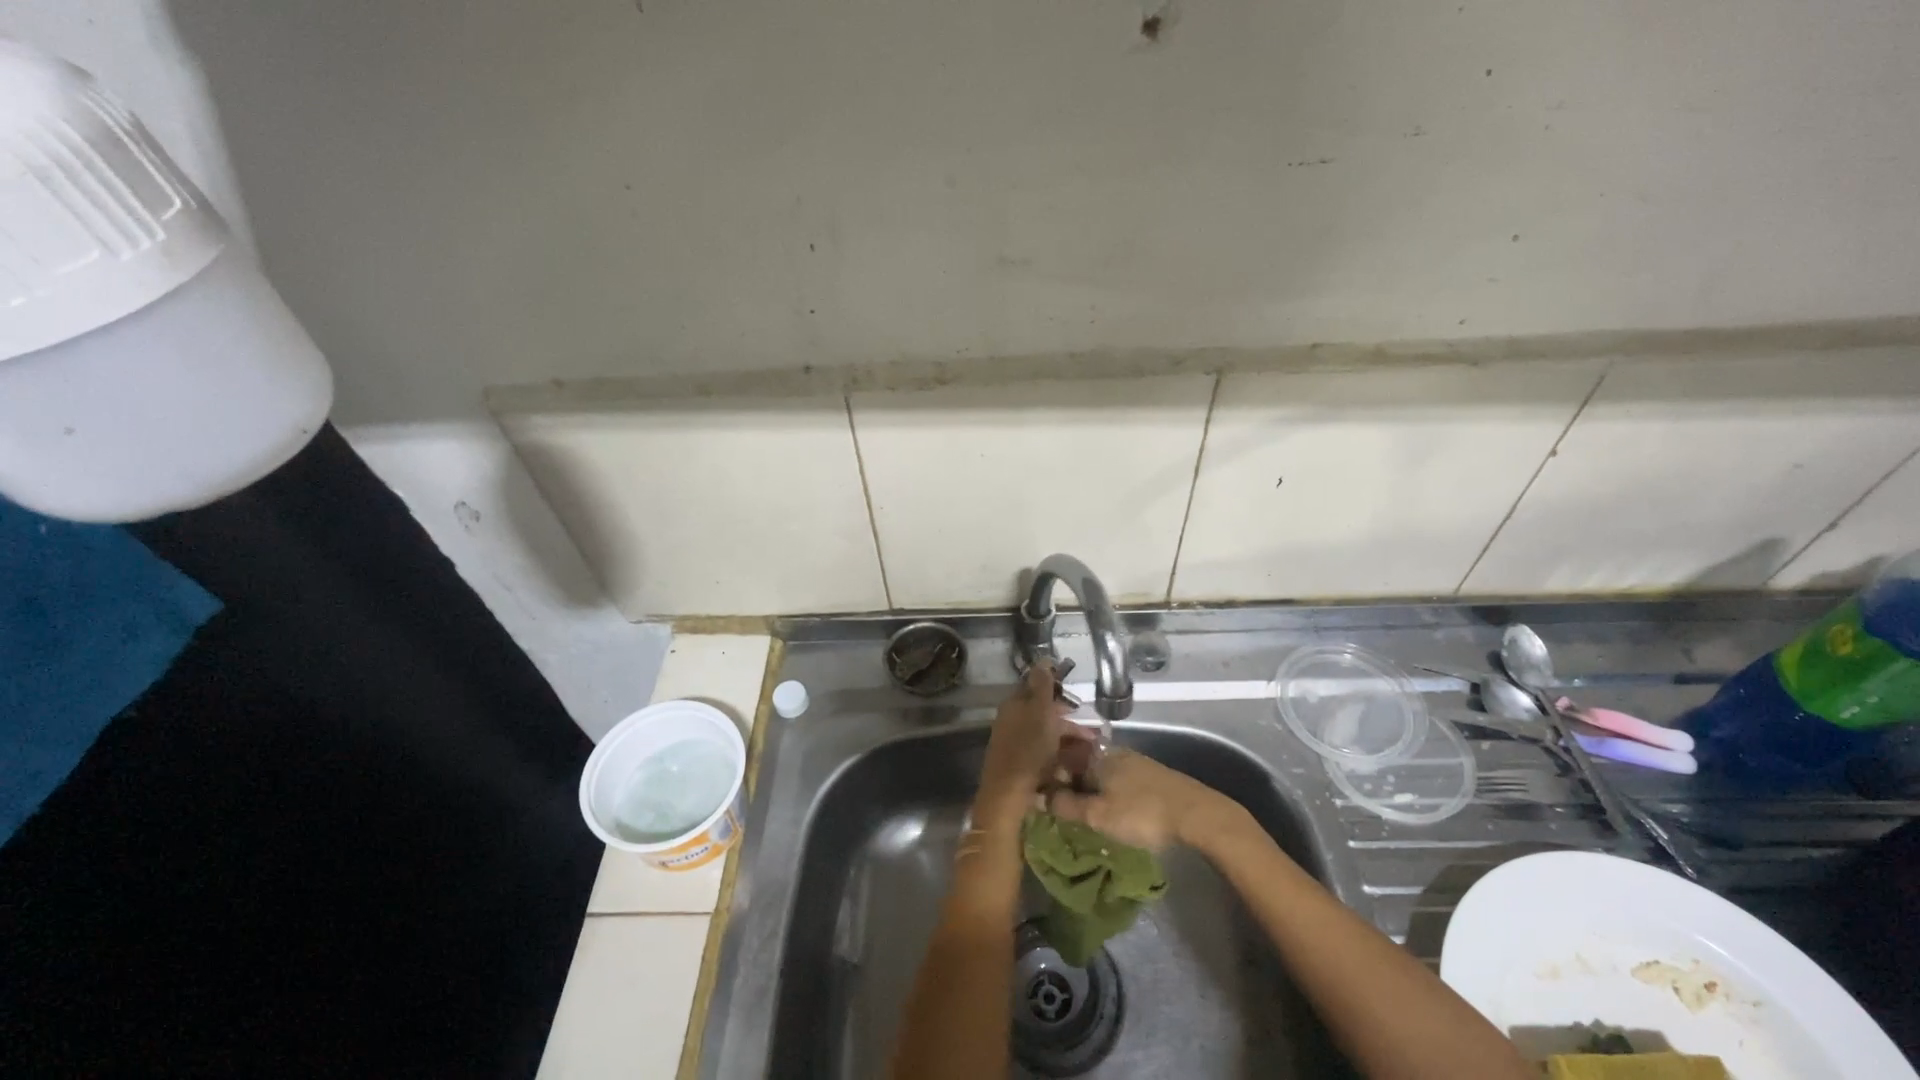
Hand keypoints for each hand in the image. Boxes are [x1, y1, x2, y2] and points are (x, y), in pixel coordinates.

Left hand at [975, 661, 1091, 828]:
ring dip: (1069, 737)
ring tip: (1091, 748)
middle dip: (1067, 717)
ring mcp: (1015, 743)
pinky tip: (1075, 761)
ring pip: (1046, 732)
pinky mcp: (1020, 763)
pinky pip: (1043, 750)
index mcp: (1013, 705)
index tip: (1076, 695)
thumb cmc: (1028, 750)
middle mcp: (1011, 721)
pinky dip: (1060, 752)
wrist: (1008, 795)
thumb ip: (1042, 686)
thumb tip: (1043, 659)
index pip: (1035, 686)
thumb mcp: (1039, 713)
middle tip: (1091, 727)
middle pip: (1042, 711)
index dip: (1056, 687)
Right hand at [1047, 749, 1241, 851]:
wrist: (1198, 815)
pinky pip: (1118, 780)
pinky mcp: (1152, 777)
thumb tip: (1037, 797)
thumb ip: (1066, 806)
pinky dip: (1108, 792)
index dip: (1048, 775)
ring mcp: (1136, 763)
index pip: (1062, 757)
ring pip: (1101, 773)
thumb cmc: (1142, 813)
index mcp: (1097, 756)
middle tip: (1060, 808)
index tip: (1041, 796)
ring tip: (1083, 812)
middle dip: (1068, 783)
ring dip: (1089, 789)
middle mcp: (1115, 753)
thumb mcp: (1098, 815)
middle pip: (1081, 764)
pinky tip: (1110, 810)